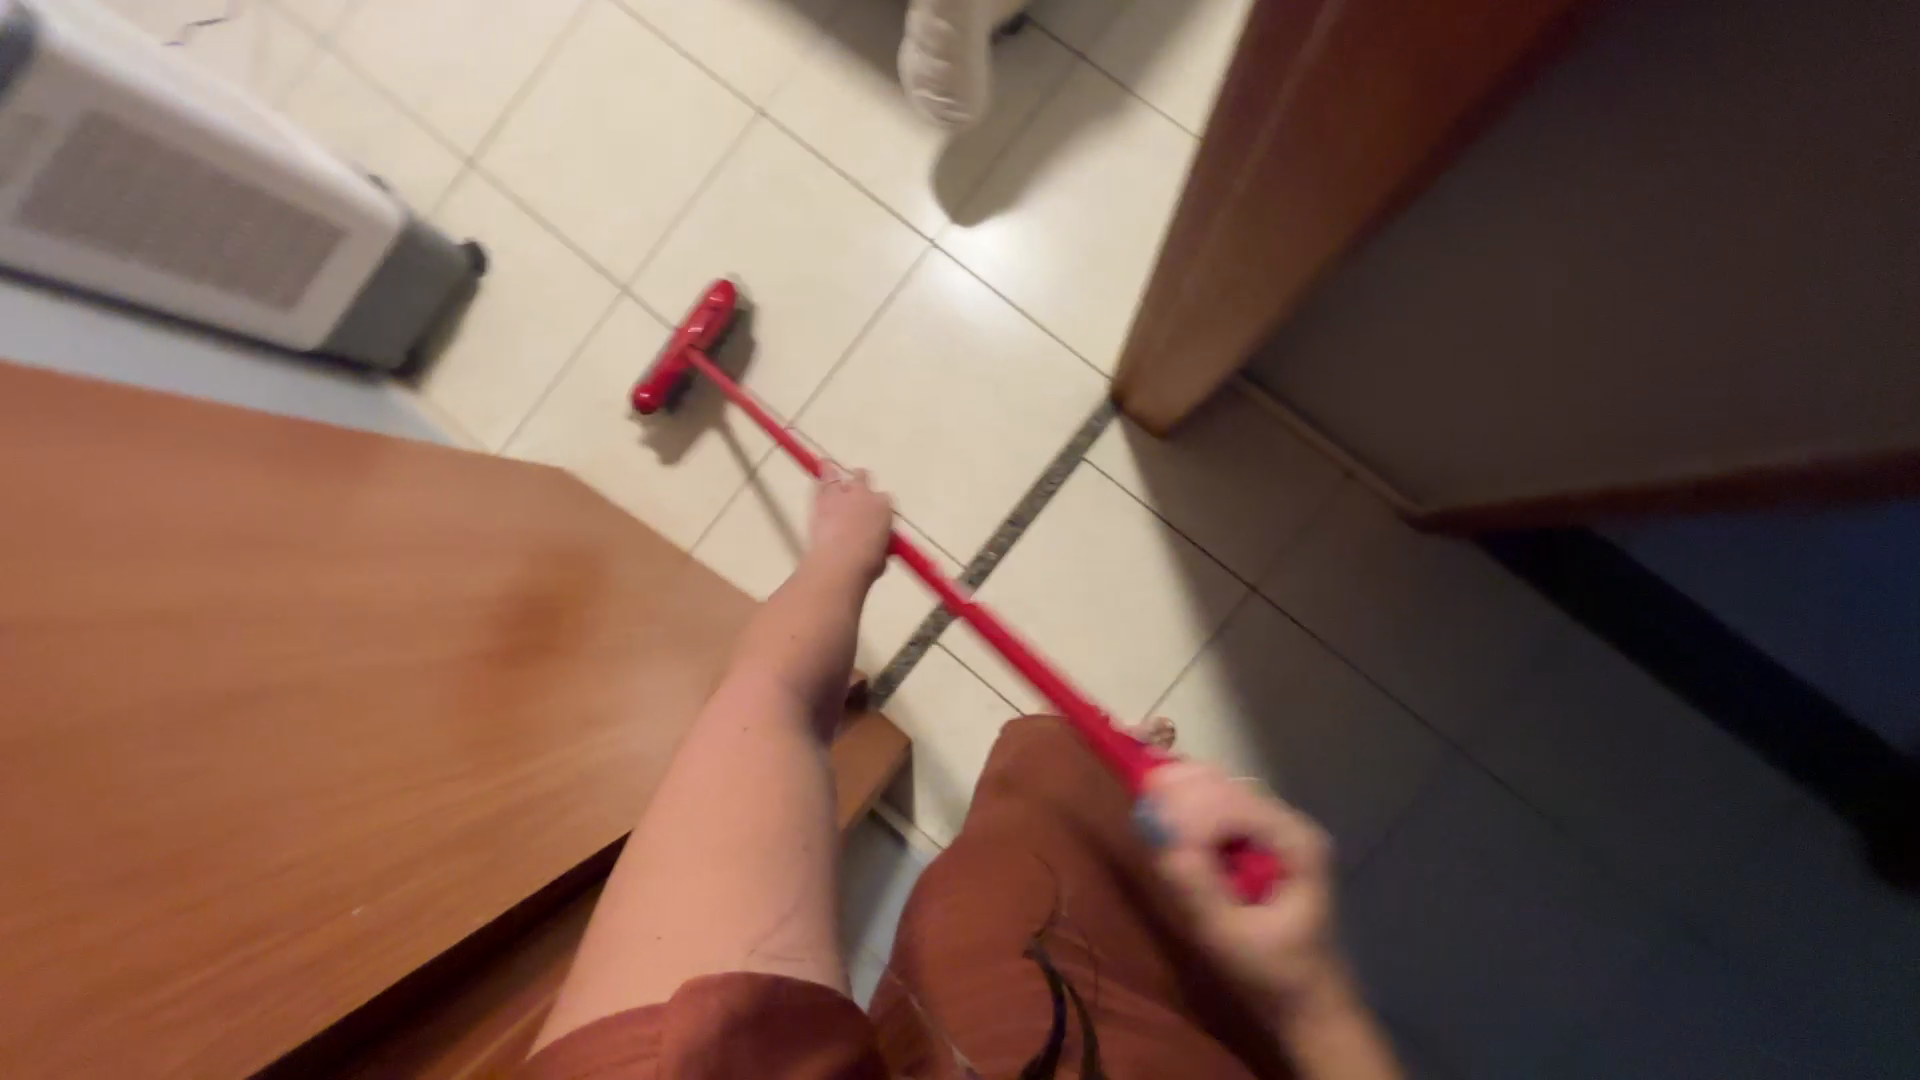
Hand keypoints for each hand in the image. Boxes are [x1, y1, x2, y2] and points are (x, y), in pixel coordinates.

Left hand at [807, 466, 893, 585]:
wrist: (841, 561)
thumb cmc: (868, 563)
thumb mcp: (883, 554)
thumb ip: (881, 542)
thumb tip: (877, 545)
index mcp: (885, 507)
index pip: (884, 500)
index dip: (876, 508)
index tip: (871, 518)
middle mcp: (866, 494)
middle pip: (863, 478)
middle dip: (859, 485)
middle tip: (853, 497)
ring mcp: (842, 493)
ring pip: (839, 475)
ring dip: (837, 479)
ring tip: (831, 479)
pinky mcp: (822, 497)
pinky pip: (821, 480)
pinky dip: (821, 478)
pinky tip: (818, 474)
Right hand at [1144, 762, 1346, 1007]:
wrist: (1307, 998)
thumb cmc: (1273, 971)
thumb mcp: (1230, 937)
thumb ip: (1197, 886)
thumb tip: (1158, 833)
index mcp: (1295, 842)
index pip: (1232, 803)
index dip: (1188, 809)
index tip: (1152, 829)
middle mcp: (1287, 821)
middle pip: (1224, 785)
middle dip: (1181, 794)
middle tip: (1143, 810)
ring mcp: (1273, 825)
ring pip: (1218, 788)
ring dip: (1181, 797)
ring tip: (1152, 818)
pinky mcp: (1257, 834)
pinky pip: (1216, 804)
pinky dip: (1187, 807)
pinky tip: (1168, 823)